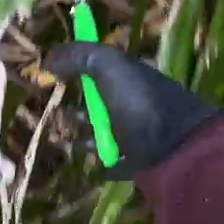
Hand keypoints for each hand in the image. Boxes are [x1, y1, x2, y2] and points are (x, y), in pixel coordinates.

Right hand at [44, 43, 223, 177]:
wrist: (175, 147)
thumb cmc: (139, 103)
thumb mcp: (108, 66)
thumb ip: (78, 56)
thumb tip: (48, 60)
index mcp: (128, 79)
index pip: (98, 71)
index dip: (75, 73)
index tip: (52, 80)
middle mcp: (132, 104)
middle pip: (97, 105)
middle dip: (74, 110)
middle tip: (56, 116)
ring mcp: (136, 135)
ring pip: (102, 135)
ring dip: (82, 138)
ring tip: (66, 142)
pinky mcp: (136, 162)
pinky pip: (113, 163)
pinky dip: (101, 165)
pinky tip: (89, 167)